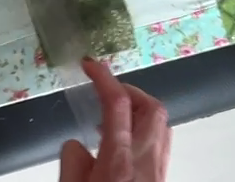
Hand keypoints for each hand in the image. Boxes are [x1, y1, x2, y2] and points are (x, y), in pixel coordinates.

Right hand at [59, 58, 170, 181]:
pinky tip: (123, 145)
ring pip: (161, 125)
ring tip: (113, 118)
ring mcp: (159, 171)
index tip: (88, 64)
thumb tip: (78, 145)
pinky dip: (143, 132)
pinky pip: (159, 144)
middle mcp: (145, 161)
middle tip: (108, 91)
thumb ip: (71, 159)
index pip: (117, 104)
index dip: (103, 76)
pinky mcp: (162, 179)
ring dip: (139, 111)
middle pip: (153, 108)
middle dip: (130, 90)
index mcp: (119, 159)